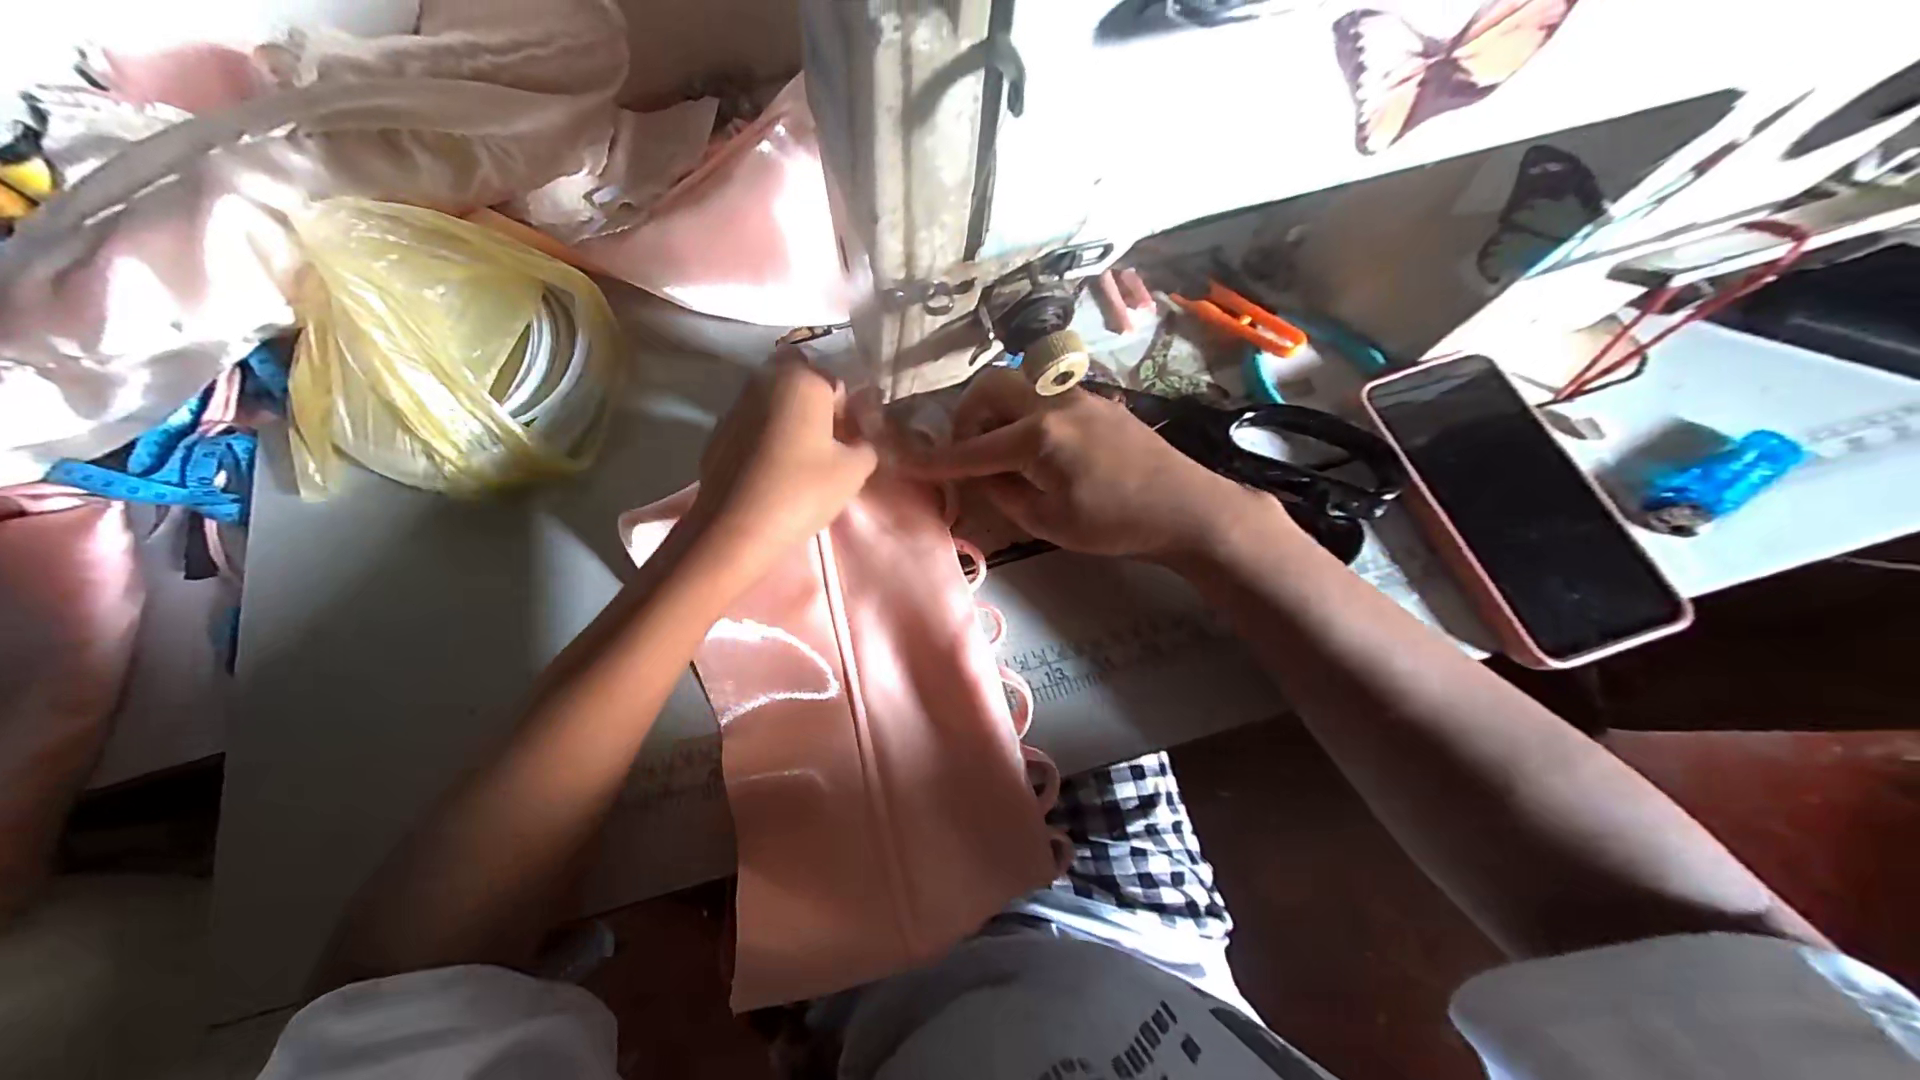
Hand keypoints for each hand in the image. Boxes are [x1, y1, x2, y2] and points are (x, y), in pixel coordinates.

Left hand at [689, 349, 877, 555]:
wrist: (737, 527)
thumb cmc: (803, 490)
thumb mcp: (854, 471)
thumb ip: (865, 446)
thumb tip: (859, 442)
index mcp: (801, 379)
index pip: (834, 380)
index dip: (845, 408)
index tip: (849, 438)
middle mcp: (763, 381)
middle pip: (797, 381)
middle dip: (813, 404)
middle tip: (827, 442)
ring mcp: (735, 407)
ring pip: (771, 402)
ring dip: (787, 419)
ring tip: (800, 459)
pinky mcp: (716, 434)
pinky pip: (751, 426)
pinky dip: (764, 438)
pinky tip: (772, 471)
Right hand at [903, 368, 1280, 559]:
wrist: (1186, 506)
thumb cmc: (1116, 523)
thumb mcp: (1049, 522)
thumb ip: (1005, 494)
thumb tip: (981, 478)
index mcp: (1038, 437)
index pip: (972, 449)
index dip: (935, 459)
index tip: (902, 460)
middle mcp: (1053, 402)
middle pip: (990, 386)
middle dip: (966, 414)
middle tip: (967, 449)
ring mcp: (1079, 396)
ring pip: (1019, 383)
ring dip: (996, 408)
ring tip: (1001, 448)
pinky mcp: (1098, 400)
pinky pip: (1045, 393)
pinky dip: (1024, 410)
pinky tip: (1036, 444)